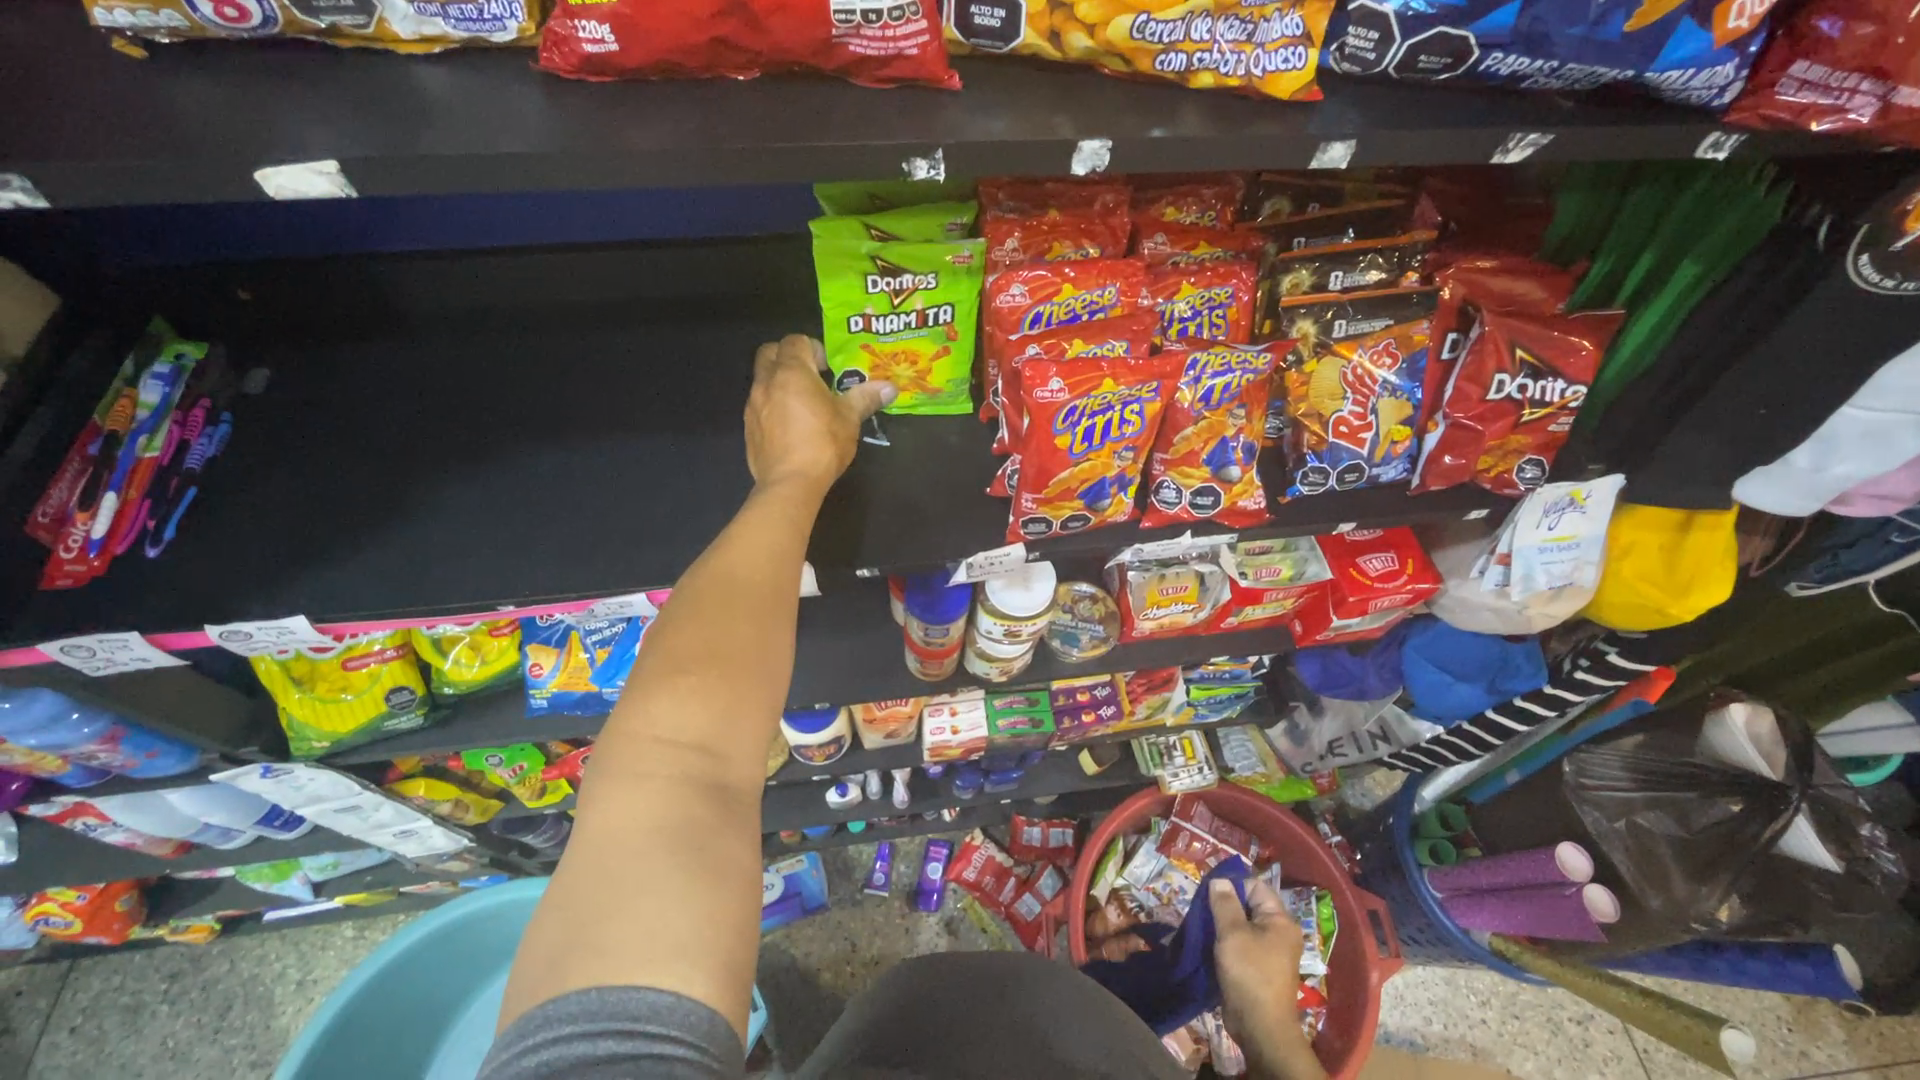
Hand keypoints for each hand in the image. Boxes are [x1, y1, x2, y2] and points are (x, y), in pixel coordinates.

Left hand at [744, 335, 894, 495]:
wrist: (790, 483)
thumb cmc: (823, 443)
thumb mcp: (849, 418)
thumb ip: (866, 397)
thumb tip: (890, 387)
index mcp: (791, 372)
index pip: (795, 340)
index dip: (813, 348)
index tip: (828, 368)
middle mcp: (766, 382)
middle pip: (770, 352)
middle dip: (788, 357)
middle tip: (810, 376)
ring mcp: (753, 405)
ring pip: (762, 380)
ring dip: (779, 382)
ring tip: (802, 404)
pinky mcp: (748, 428)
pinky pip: (758, 405)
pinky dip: (772, 405)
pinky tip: (790, 427)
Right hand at [1210, 878, 1322, 1078]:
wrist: (1259, 1026)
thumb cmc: (1249, 973)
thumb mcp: (1232, 933)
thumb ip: (1224, 903)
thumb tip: (1220, 880)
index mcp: (1280, 920)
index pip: (1255, 886)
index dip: (1232, 885)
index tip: (1207, 892)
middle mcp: (1279, 932)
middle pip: (1249, 905)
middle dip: (1224, 905)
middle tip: (1201, 910)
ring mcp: (1270, 951)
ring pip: (1243, 925)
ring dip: (1222, 924)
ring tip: (1202, 926)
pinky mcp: (1259, 967)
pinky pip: (1242, 944)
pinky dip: (1226, 941)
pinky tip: (1209, 943)